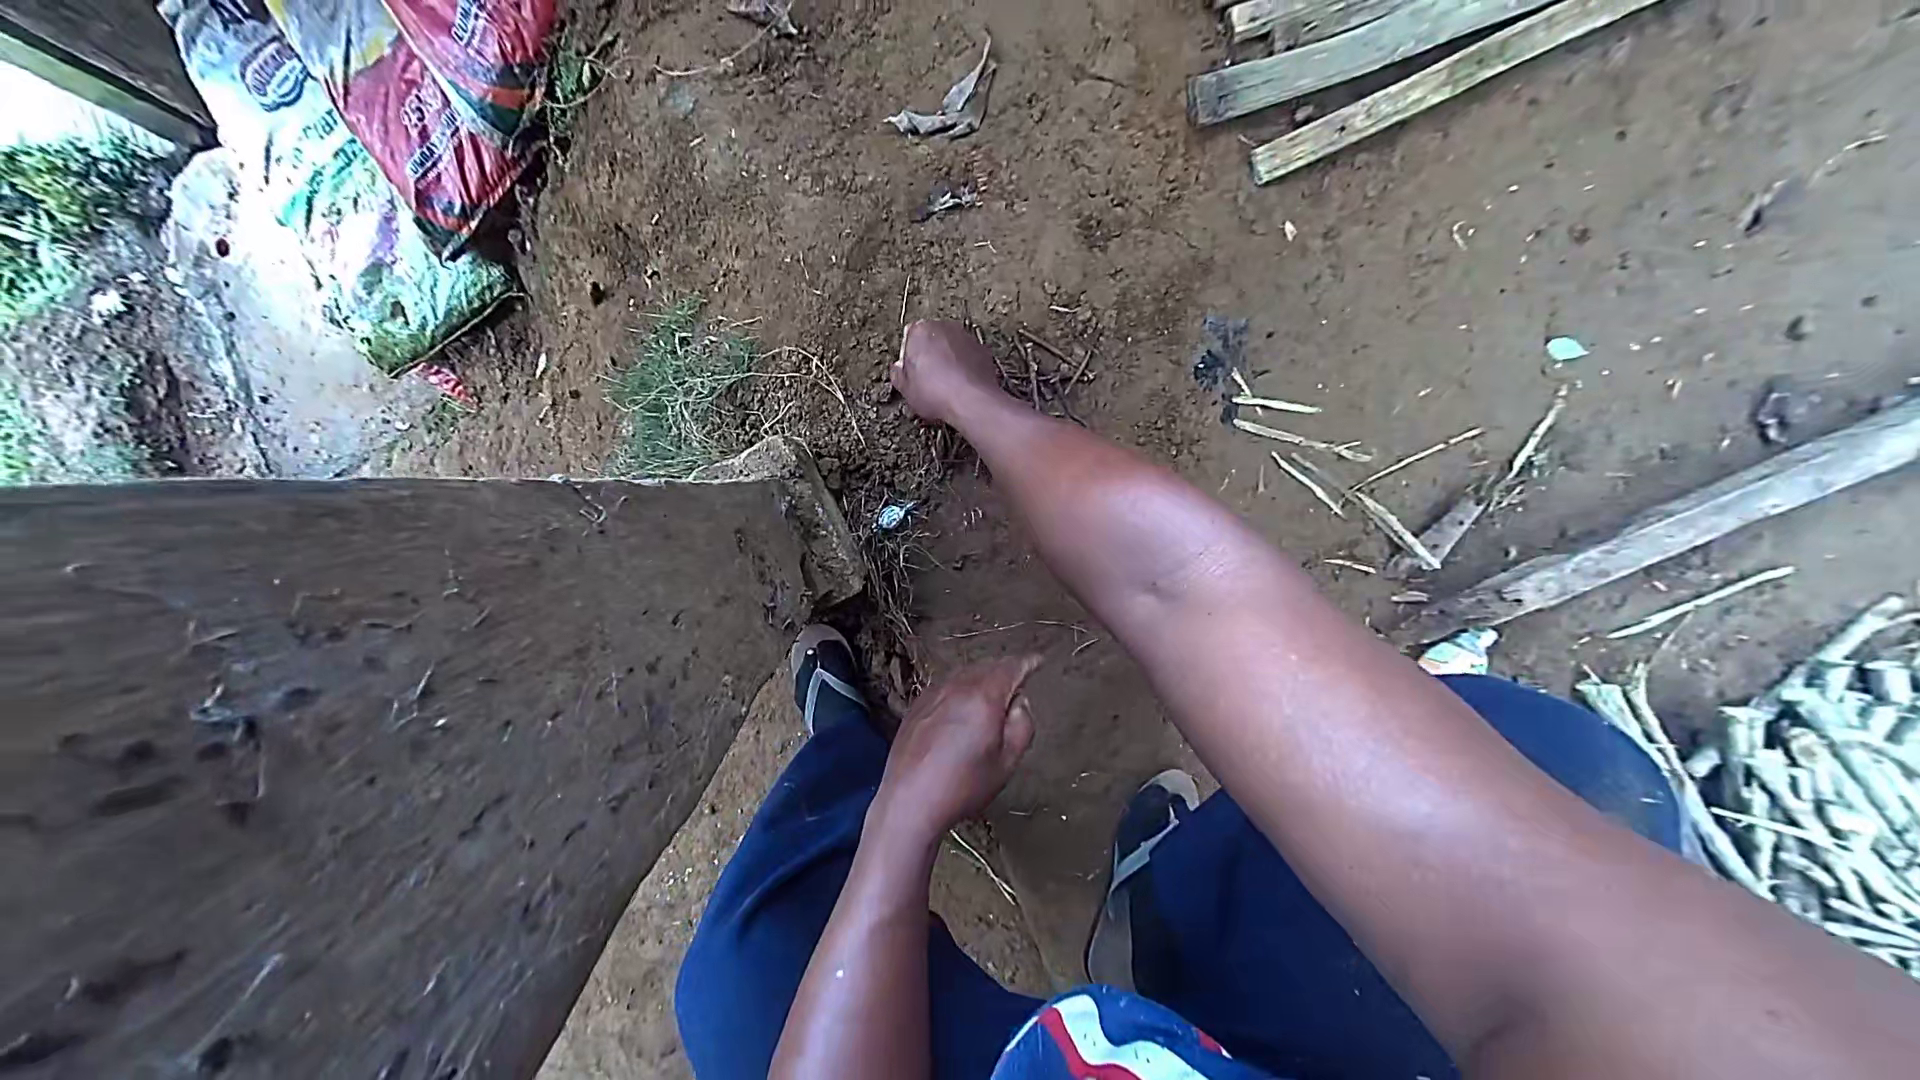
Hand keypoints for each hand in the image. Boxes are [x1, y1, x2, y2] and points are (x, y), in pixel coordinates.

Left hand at [872, 655, 1042, 838]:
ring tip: (992, 695)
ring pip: (964, 675)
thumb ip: (1022, 725)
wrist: (909, 800)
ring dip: (982, 679)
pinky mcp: (916, 706)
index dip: (1028, 664)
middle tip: (1017, 683)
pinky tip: (961, 708)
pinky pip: (946, 687)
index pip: (1011, 668)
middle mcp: (957, 687)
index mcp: (983, 697)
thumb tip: (1019, 702)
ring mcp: (932, 694)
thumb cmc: (963, 785)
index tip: (1037, 662)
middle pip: (987, 667)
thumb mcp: (1007, 762)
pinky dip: (960, 689)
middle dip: (1004, 671)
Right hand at [891, 320, 1007, 426]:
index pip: (909, 339)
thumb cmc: (935, 393)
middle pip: (932, 340)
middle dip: (930, 356)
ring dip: (949, 361)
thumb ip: (897, 374)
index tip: (913, 376)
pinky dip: (965, 367)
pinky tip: (963, 386)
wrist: (972, 401)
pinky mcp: (983, 350)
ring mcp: (966, 337)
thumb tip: (898, 369)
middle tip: (929, 382)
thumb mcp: (906, 389)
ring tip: (948, 387)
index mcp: (919, 331)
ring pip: (951, 347)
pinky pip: (968, 357)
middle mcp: (944, 327)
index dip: (910, 359)